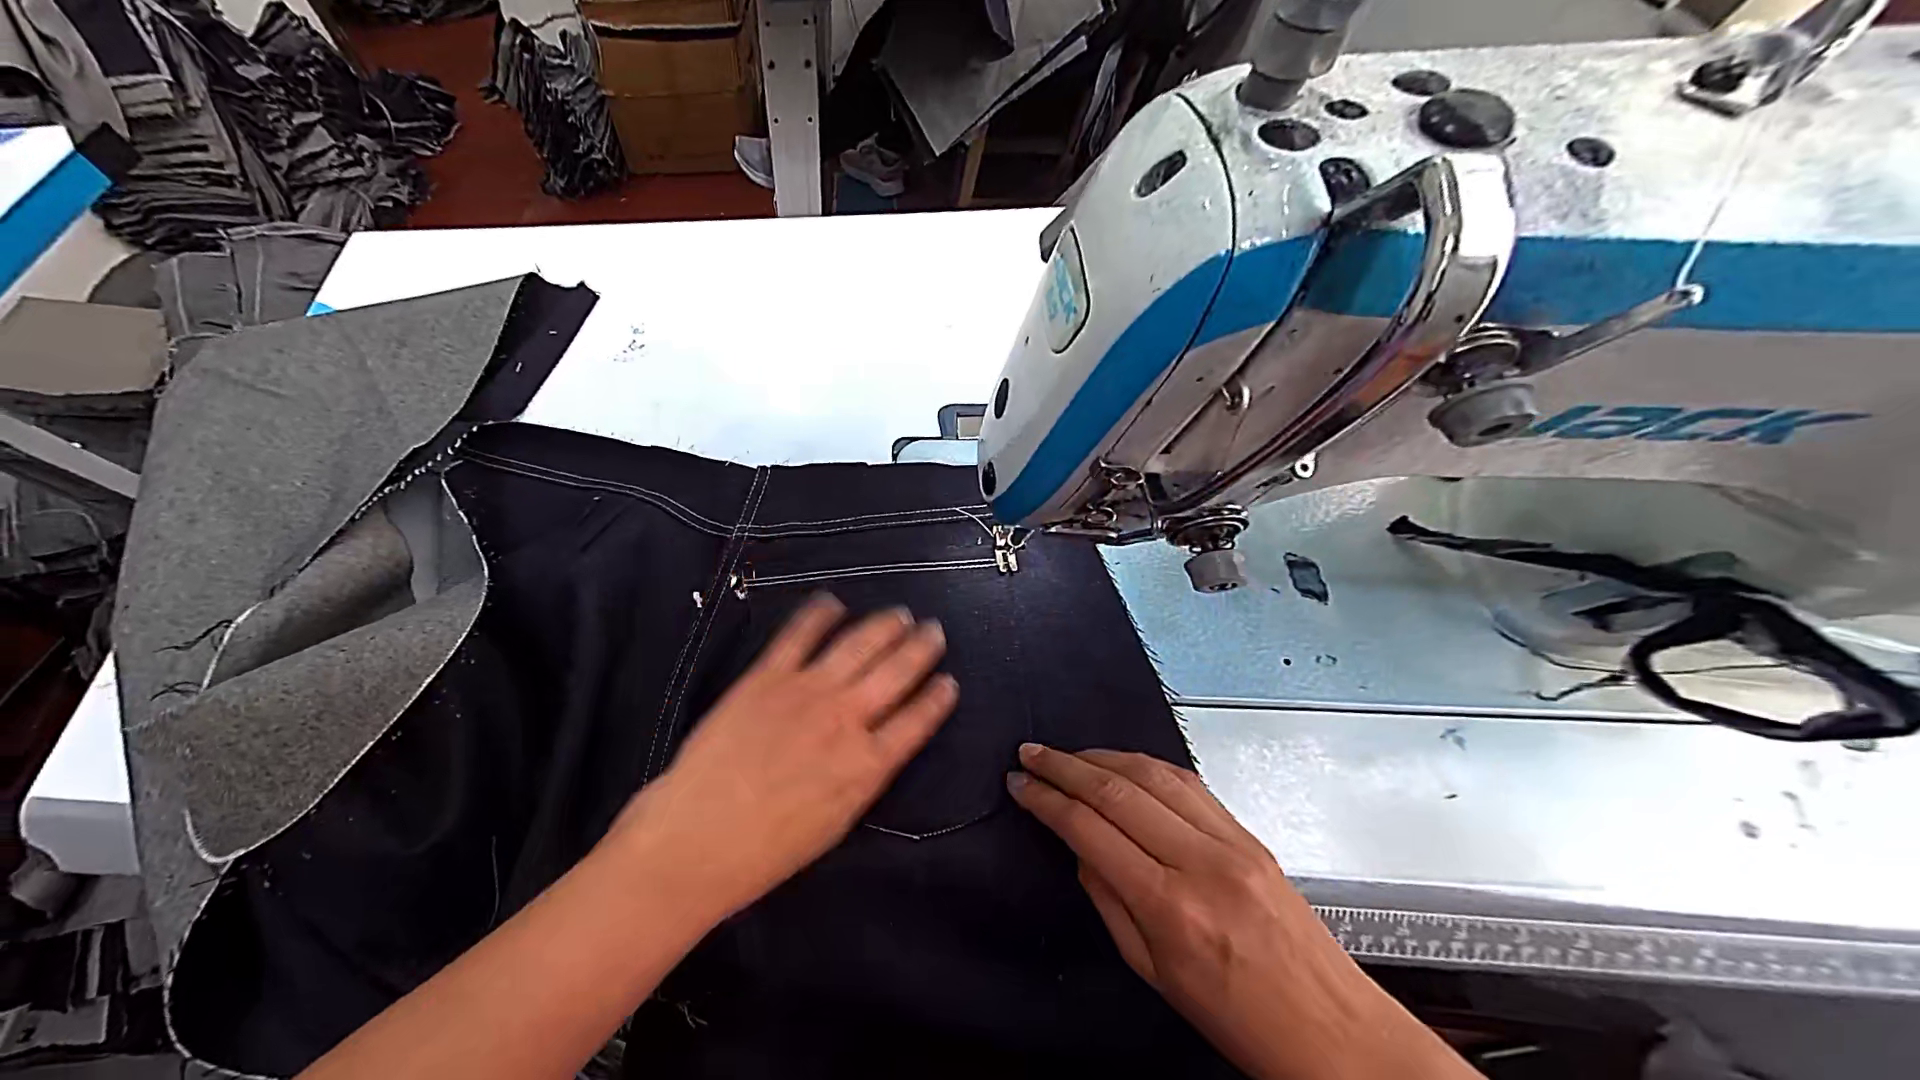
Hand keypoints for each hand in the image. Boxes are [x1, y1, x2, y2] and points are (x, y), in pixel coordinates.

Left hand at [603, 594, 957, 921]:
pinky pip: (799, 635)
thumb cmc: (768, 850)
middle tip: (934, 631)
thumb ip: (864, 777)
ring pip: (858, 645)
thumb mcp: (836, 824)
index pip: (918, 720)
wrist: (696, 840)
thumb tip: (879, 748)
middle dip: (921, 648)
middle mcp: (846, 718)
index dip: (937, 698)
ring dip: (885, 626)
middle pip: (897, 672)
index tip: (948, 681)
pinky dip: (819, 614)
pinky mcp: (767, 677)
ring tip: (900, 614)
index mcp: (868, 764)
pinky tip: (833, 602)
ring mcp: (807, 691)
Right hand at [1007, 745, 1473, 1079]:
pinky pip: (1188, 782)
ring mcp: (1231, 841)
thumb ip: (1108, 901)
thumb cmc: (1239, 1018)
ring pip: (1152, 773)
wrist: (1333, 1031)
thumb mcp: (1153, 973)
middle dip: (1064, 765)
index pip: (1090, 829)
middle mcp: (1201, 862)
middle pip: (1117, 790)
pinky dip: (1147, 764)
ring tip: (1068, 754)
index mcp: (1170, 908)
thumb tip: (1080, 848)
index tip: (1020, 785)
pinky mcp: (1249, 833)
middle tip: (1032, 753)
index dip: (1047, 801)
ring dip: (1102, 755)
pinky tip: (1124, 763)